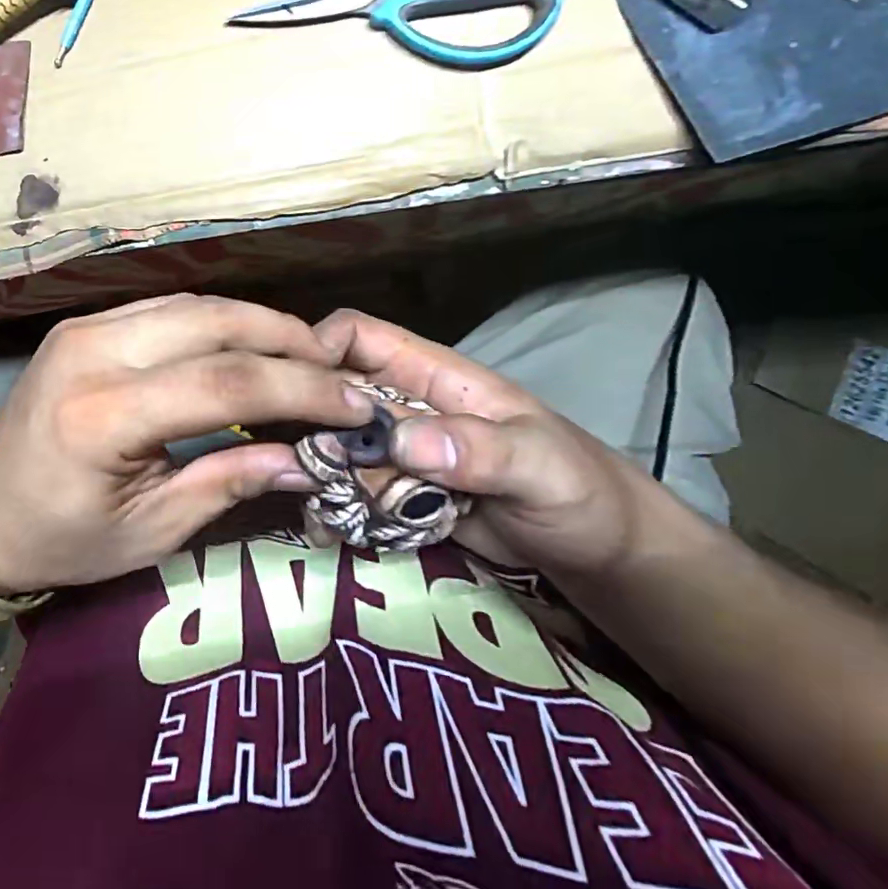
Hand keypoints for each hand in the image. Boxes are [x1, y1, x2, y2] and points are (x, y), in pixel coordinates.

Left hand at [0, 295, 375, 593]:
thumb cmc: (60, 540)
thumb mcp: (149, 531)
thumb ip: (227, 484)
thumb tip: (304, 456)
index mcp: (102, 416)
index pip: (223, 383)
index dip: (300, 389)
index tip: (354, 403)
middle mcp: (90, 354)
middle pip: (211, 323)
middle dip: (285, 338)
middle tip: (334, 368)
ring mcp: (80, 331)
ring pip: (188, 305)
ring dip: (252, 322)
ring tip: (302, 354)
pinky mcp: (78, 328)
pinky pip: (160, 311)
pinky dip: (211, 322)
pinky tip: (242, 345)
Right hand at [313, 309, 669, 577]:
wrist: (595, 552)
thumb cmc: (580, 489)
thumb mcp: (542, 466)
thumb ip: (481, 450)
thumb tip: (403, 441)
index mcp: (429, 375)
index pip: (355, 336)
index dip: (314, 349)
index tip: (292, 391)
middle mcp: (398, 407)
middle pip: (326, 394)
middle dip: (303, 423)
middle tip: (292, 463)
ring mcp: (390, 453)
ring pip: (327, 447)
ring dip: (316, 473)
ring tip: (321, 504)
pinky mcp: (389, 494)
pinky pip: (344, 491)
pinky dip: (332, 507)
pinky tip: (332, 528)